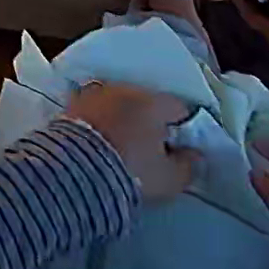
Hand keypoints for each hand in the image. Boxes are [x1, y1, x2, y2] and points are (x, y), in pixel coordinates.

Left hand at [65, 83, 197, 202]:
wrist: (76, 169)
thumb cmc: (131, 171)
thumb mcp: (169, 178)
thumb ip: (188, 166)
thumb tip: (195, 155)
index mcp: (153, 102)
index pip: (178, 107)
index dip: (183, 128)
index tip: (179, 147)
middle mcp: (124, 89)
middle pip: (146, 101)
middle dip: (150, 120)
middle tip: (149, 147)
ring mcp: (96, 93)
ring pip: (118, 102)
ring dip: (122, 117)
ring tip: (120, 143)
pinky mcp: (73, 103)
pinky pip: (94, 108)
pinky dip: (99, 119)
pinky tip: (99, 137)